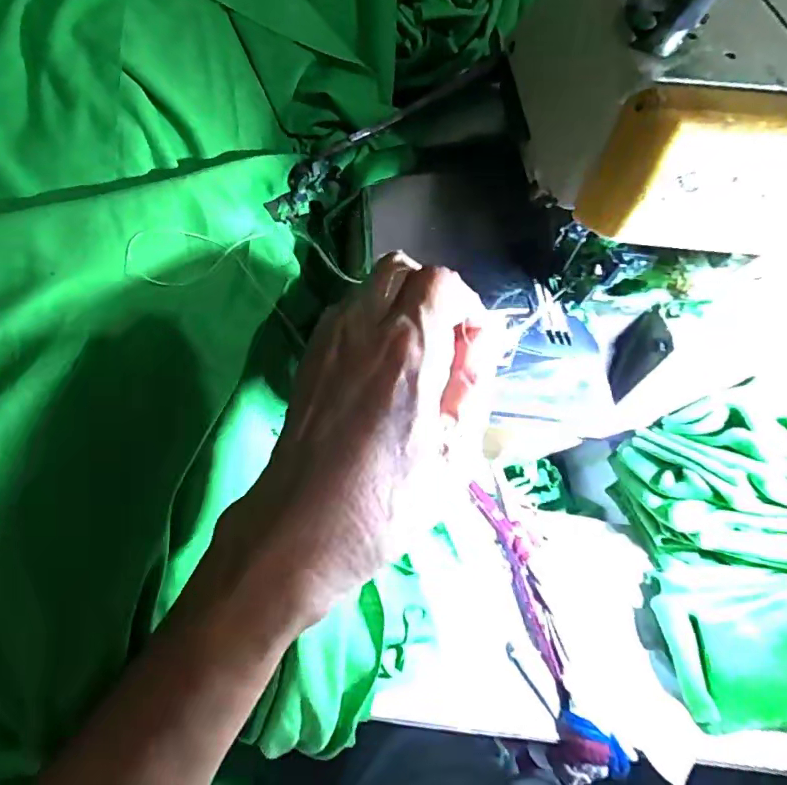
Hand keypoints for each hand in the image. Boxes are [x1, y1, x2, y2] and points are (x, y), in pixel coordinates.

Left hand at [205, 252, 496, 625]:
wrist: (304, 519)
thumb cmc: (388, 499)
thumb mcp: (454, 452)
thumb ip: (472, 384)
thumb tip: (482, 339)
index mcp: (407, 346)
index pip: (441, 280)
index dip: (465, 304)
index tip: (472, 345)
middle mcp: (361, 326)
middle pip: (399, 268)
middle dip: (429, 292)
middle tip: (443, 343)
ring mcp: (327, 337)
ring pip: (368, 287)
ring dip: (396, 305)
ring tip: (411, 360)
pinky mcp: (308, 353)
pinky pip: (344, 312)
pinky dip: (368, 321)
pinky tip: (376, 371)